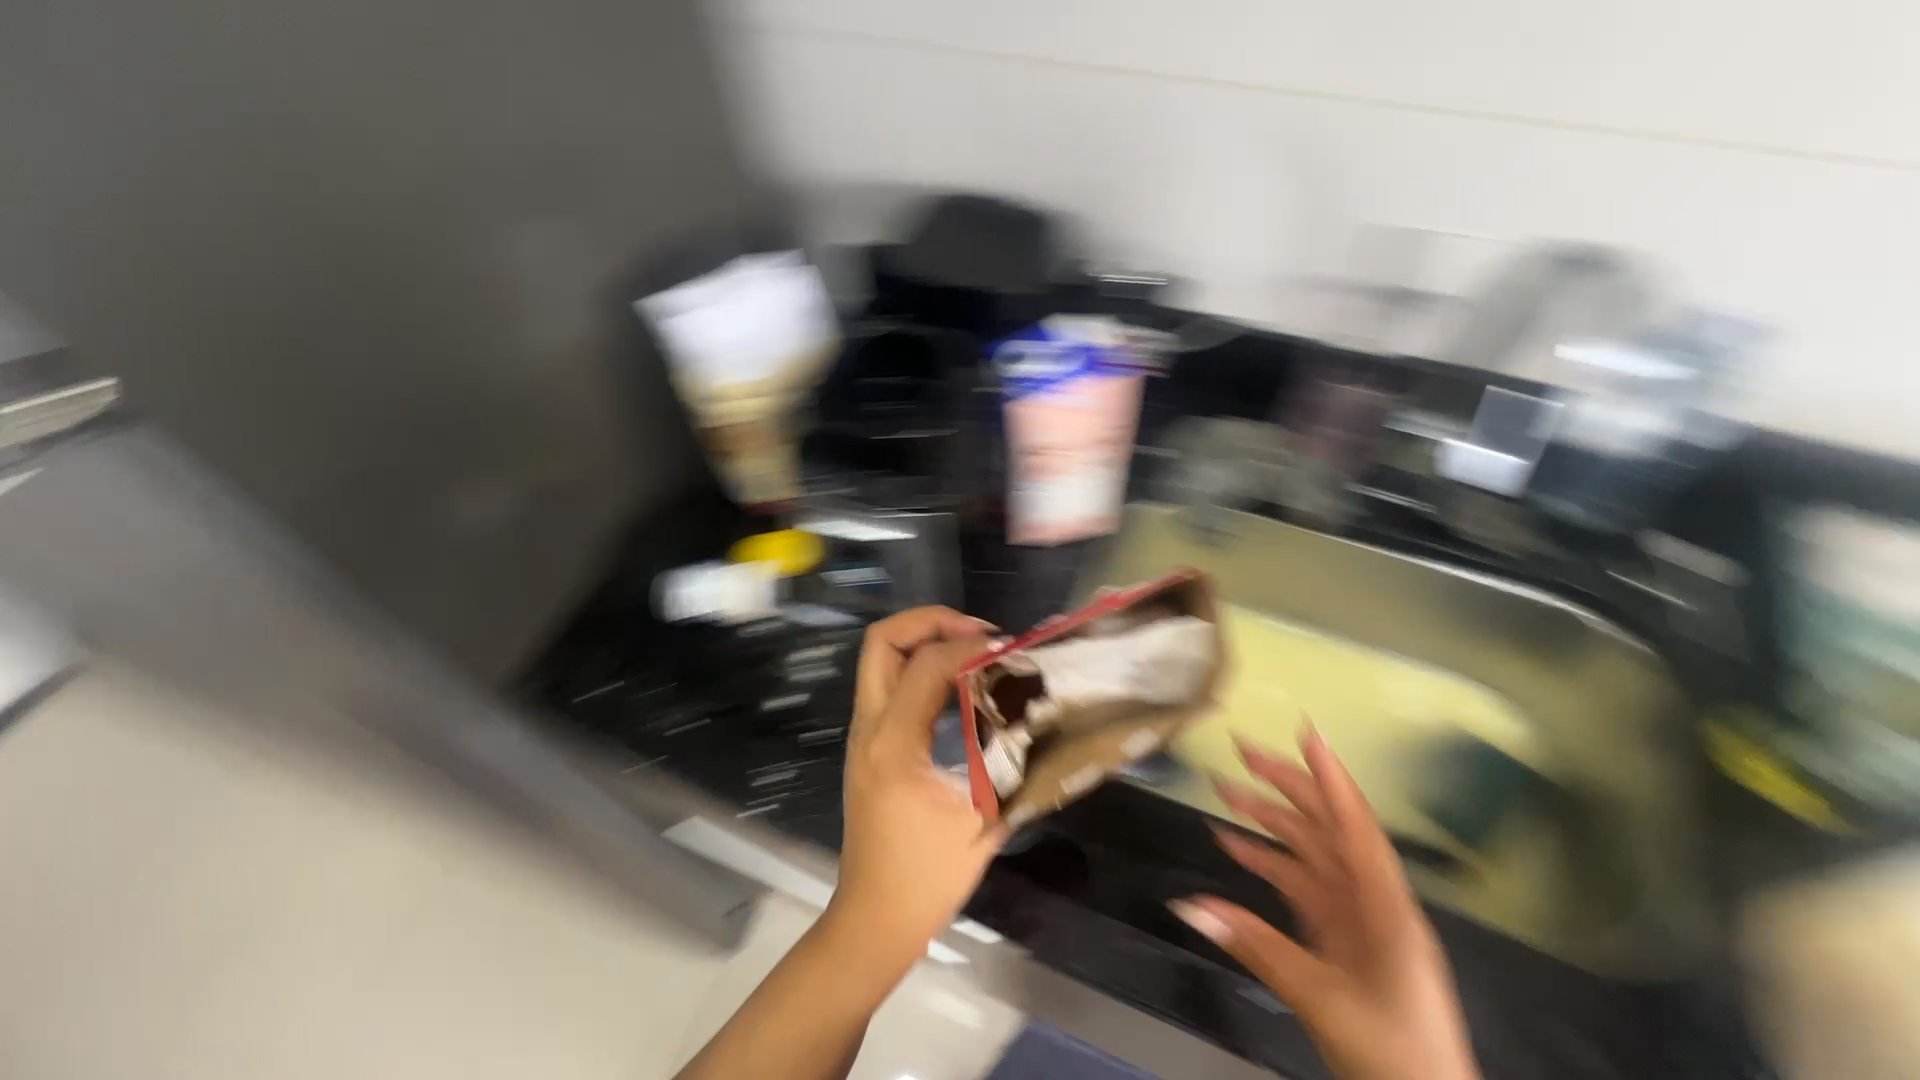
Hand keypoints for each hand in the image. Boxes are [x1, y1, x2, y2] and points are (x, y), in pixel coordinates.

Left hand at [829, 607, 1003, 961]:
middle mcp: (869, 727)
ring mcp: (862, 735)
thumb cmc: (928, 875)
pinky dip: (921, 670)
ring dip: (925, 642)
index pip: (928, 664)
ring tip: (975, 652)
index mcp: (893, 743)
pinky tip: (963, 689)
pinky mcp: (868, 746)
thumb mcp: (982, 817)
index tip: (1010, 652)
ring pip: (880, 659)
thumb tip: (1040, 717)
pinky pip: (888, 686)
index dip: (971, 646)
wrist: (876, 917)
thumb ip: (1010, 759)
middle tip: (980, 633)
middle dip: (931, 622)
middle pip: (882, 641)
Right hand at [1170, 724, 1480, 1079]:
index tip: (1306, 733)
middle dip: (1286, 787)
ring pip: (1310, 853)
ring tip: (1224, 793)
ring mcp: (1357, 917)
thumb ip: (1254, 946)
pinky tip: (1234, 847)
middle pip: (1327, 828)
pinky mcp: (1341, 936)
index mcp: (1385, 905)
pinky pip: (1301, 887)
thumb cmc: (1390, 1052)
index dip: (1329, 778)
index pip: (1354, 826)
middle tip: (1241, 752)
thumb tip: (1187, 906)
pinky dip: (1268, 865)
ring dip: (1270, 823)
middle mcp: (1373, 899)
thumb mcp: (1319, 999)